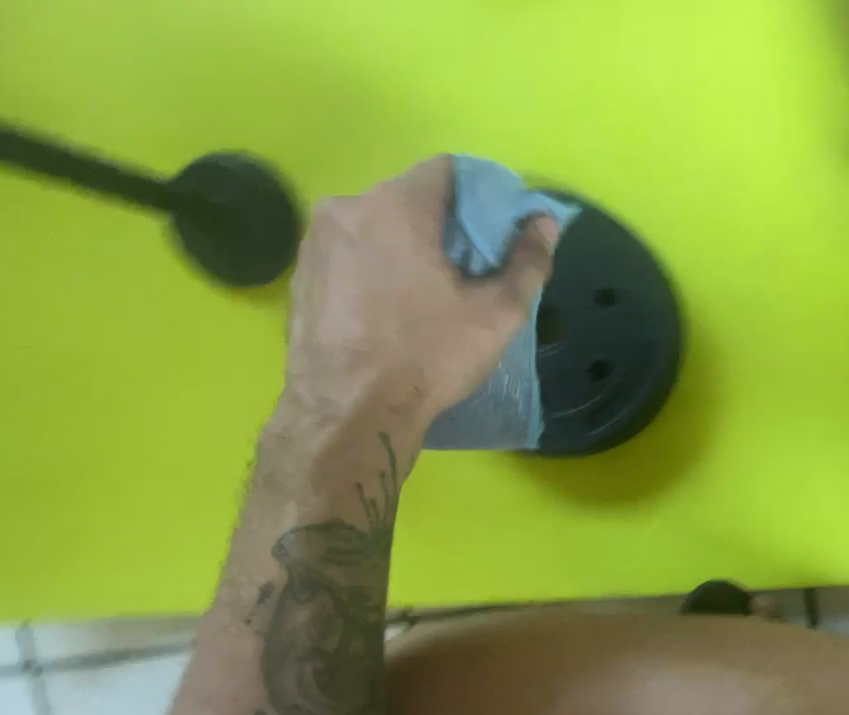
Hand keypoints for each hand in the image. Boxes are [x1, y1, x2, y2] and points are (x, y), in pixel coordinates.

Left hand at [279, 156, 557, 440]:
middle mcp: (348, 207)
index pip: (448, 170)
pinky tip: (397, 311)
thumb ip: (528, 260)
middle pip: (413, 198)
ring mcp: (316, 239)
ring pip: (381, 225)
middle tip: (476, 273)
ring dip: (414, 247)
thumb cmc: (431, 355)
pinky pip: (354, 251)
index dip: (484, 195)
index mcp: (397, 207)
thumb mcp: (498, 312)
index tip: (502, 234)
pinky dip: (382, 267)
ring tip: (436, 297)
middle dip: (450, 226)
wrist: (350, 408)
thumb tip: (545, 221)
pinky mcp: (303, 272)